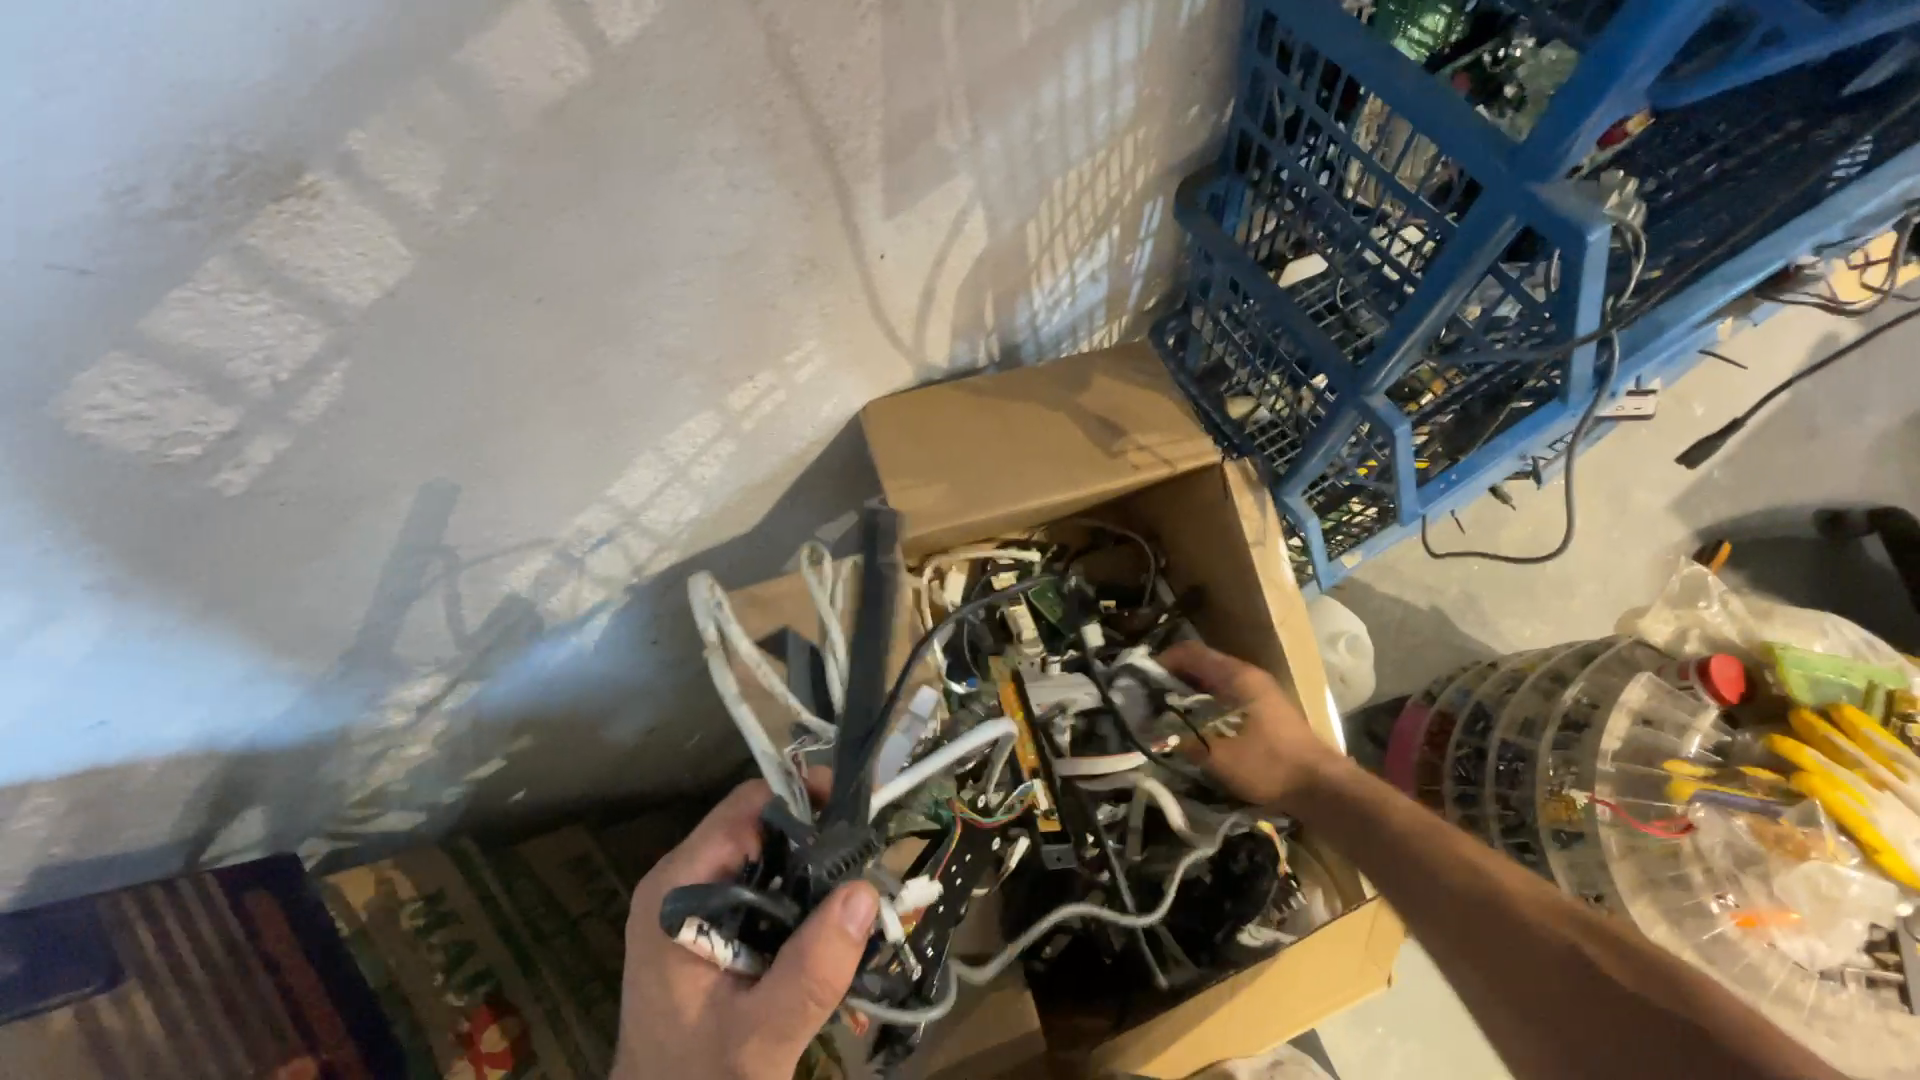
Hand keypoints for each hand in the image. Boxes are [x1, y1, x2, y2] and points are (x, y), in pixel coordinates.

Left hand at [613, 779, 878, 1079]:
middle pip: (758, 828)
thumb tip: (864, 893)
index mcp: (676, 893)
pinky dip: (798, 898)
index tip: (860, 816)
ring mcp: (690, 907)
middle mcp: (679, 885)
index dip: (804, 801)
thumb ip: (811, 971)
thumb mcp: (760, 1038)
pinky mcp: (705, 930)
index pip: (745, 809)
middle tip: (869, 864)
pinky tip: (827, 929)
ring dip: (812, 871)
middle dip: (816, 839)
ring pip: (763, 857)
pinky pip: (759, 889)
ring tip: (859, 896)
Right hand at [1158, 640, 1342, 810]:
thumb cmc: (1270, 765)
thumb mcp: (1218, 755)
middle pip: (1200, 664)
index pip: (1189, 652)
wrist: (1322, 788)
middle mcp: (1247, 676)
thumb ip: (1183, 738)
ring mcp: (1258, 692)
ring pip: (1212, 681)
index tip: (1139, 682)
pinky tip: (1193, 726)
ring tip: (1165, 714)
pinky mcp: (1263, 710)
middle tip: (1147, 700)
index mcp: (1236, 676)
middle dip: (1171, 679)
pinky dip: (1204, 704)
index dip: (1160, 662)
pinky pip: (1224, 696)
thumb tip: (1153, 730)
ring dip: (1187, 693)